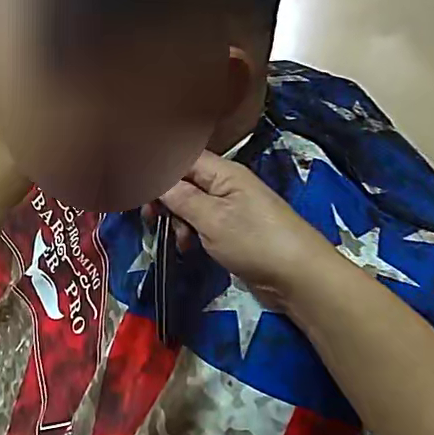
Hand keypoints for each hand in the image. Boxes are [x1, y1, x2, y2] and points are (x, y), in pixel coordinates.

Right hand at [155, 151, 344, 310]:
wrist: (297, 276)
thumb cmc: (255, 241)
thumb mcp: (212, 219)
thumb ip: (180, 197)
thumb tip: (153, 177)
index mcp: (223, 172)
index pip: (181, 158)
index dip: (157, 169)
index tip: (135, 188)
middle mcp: (227, 185)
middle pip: (185, 181)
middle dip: (165, 198)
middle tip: (150, 218)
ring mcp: (231, 208)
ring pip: (191, 205)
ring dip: (178, 220)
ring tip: (179, 239)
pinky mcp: (234, 231)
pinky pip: (204, 223)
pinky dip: (192, 233)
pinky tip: (189, 248)